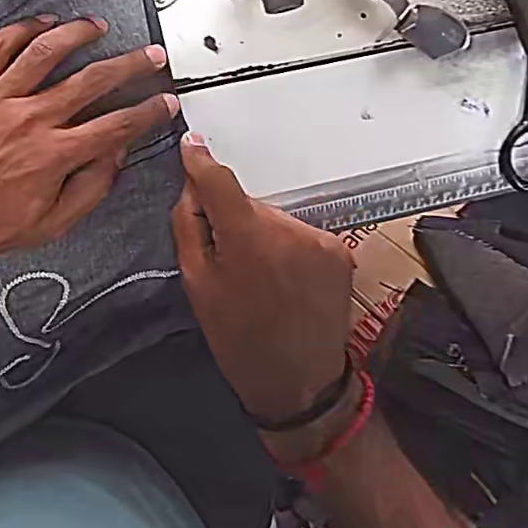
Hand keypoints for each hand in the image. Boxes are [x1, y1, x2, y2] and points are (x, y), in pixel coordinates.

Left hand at [0, 15, 178, 260]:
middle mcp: (30, 119)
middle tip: (151, 56)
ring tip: (98, 26)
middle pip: (93, 79)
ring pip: (47, 50)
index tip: (164, 102)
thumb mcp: (47, 225)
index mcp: (52, 155)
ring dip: (79, 33)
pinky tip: (41, 23)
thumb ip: (88, 190)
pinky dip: (22, 29)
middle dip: (131, 64)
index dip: (148, 111)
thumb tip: (114, 157)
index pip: (116, 124)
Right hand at [172, 132, 354, 429]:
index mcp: (247, 239)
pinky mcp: (338, 250)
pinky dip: (285, 244)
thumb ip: (189, 226)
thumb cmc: (239, 338)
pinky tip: (282, 277)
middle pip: (246, 201)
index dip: (201, 162)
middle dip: (231, 216)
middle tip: (226, 254)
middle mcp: (288, 231)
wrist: (298, 382)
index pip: (220, 180)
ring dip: (260, 232)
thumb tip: (192, 186)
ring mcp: (318, 240)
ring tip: (258, 274)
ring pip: (272, 216)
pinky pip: (297, 231)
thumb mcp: (196, 283)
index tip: (192, 145)